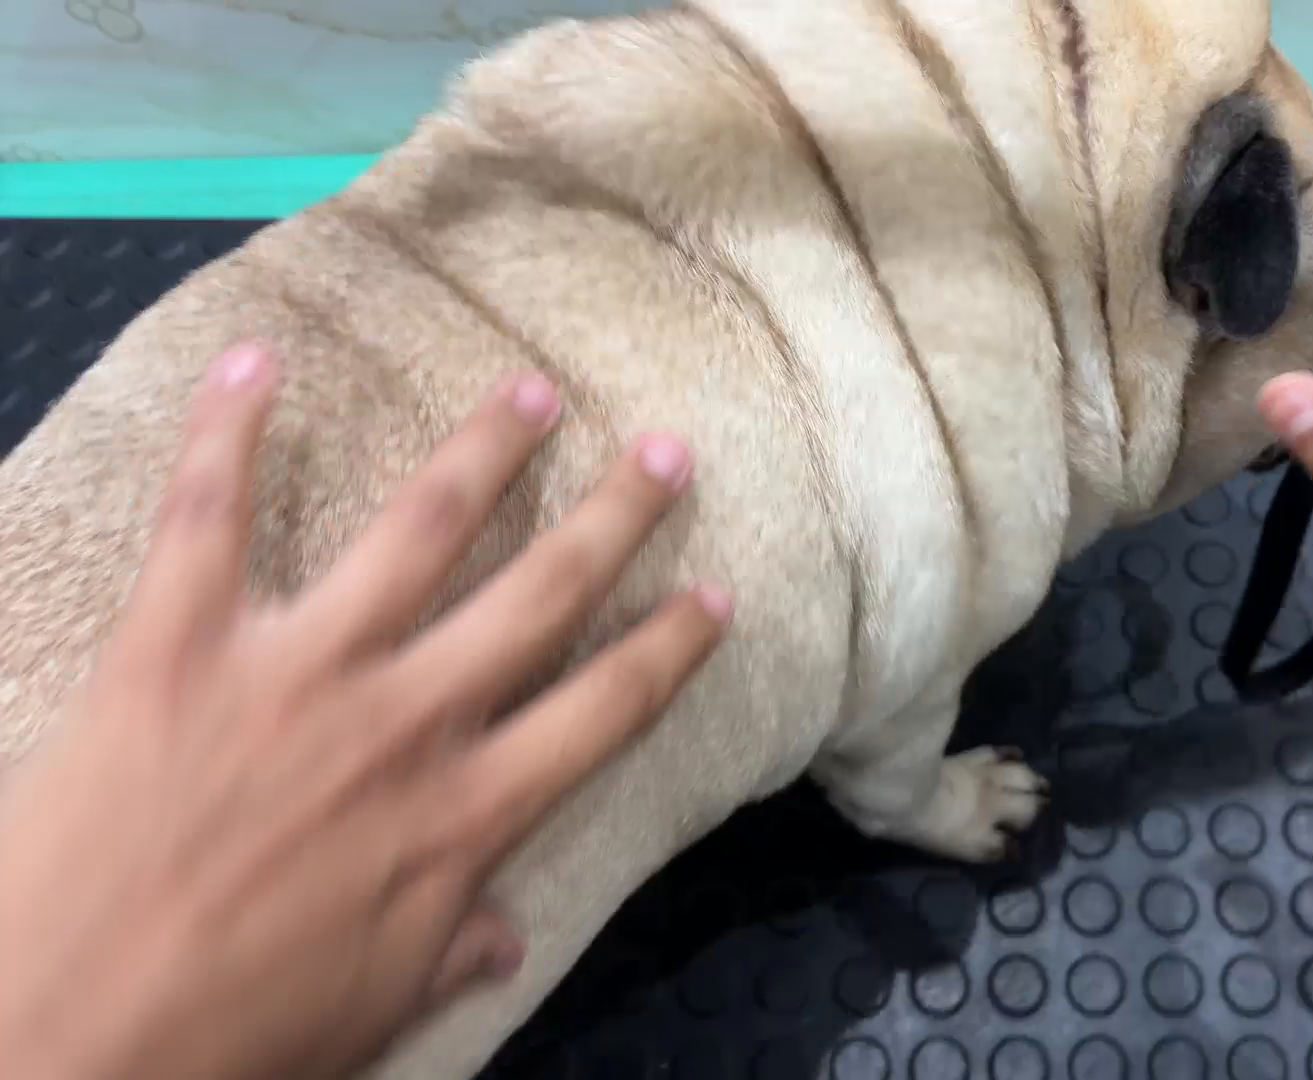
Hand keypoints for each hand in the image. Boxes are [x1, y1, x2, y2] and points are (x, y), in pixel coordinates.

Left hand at [0, 342, 730, 1079]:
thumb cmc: (229, 1040)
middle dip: (618, 516)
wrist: (17, 1068)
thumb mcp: (382, 1006)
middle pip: (544, 594)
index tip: (718, 592)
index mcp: (469, 807)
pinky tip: (260, 360)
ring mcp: (294, 672)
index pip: (612, 704)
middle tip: (666, 452)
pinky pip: (205, 525)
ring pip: (416, 534)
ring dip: (485, 453)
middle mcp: (408, 720)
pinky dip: (226, 437)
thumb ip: (460, 944)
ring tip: (532, 390)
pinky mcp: (171, 653)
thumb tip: (512, 932)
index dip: (674, 644)